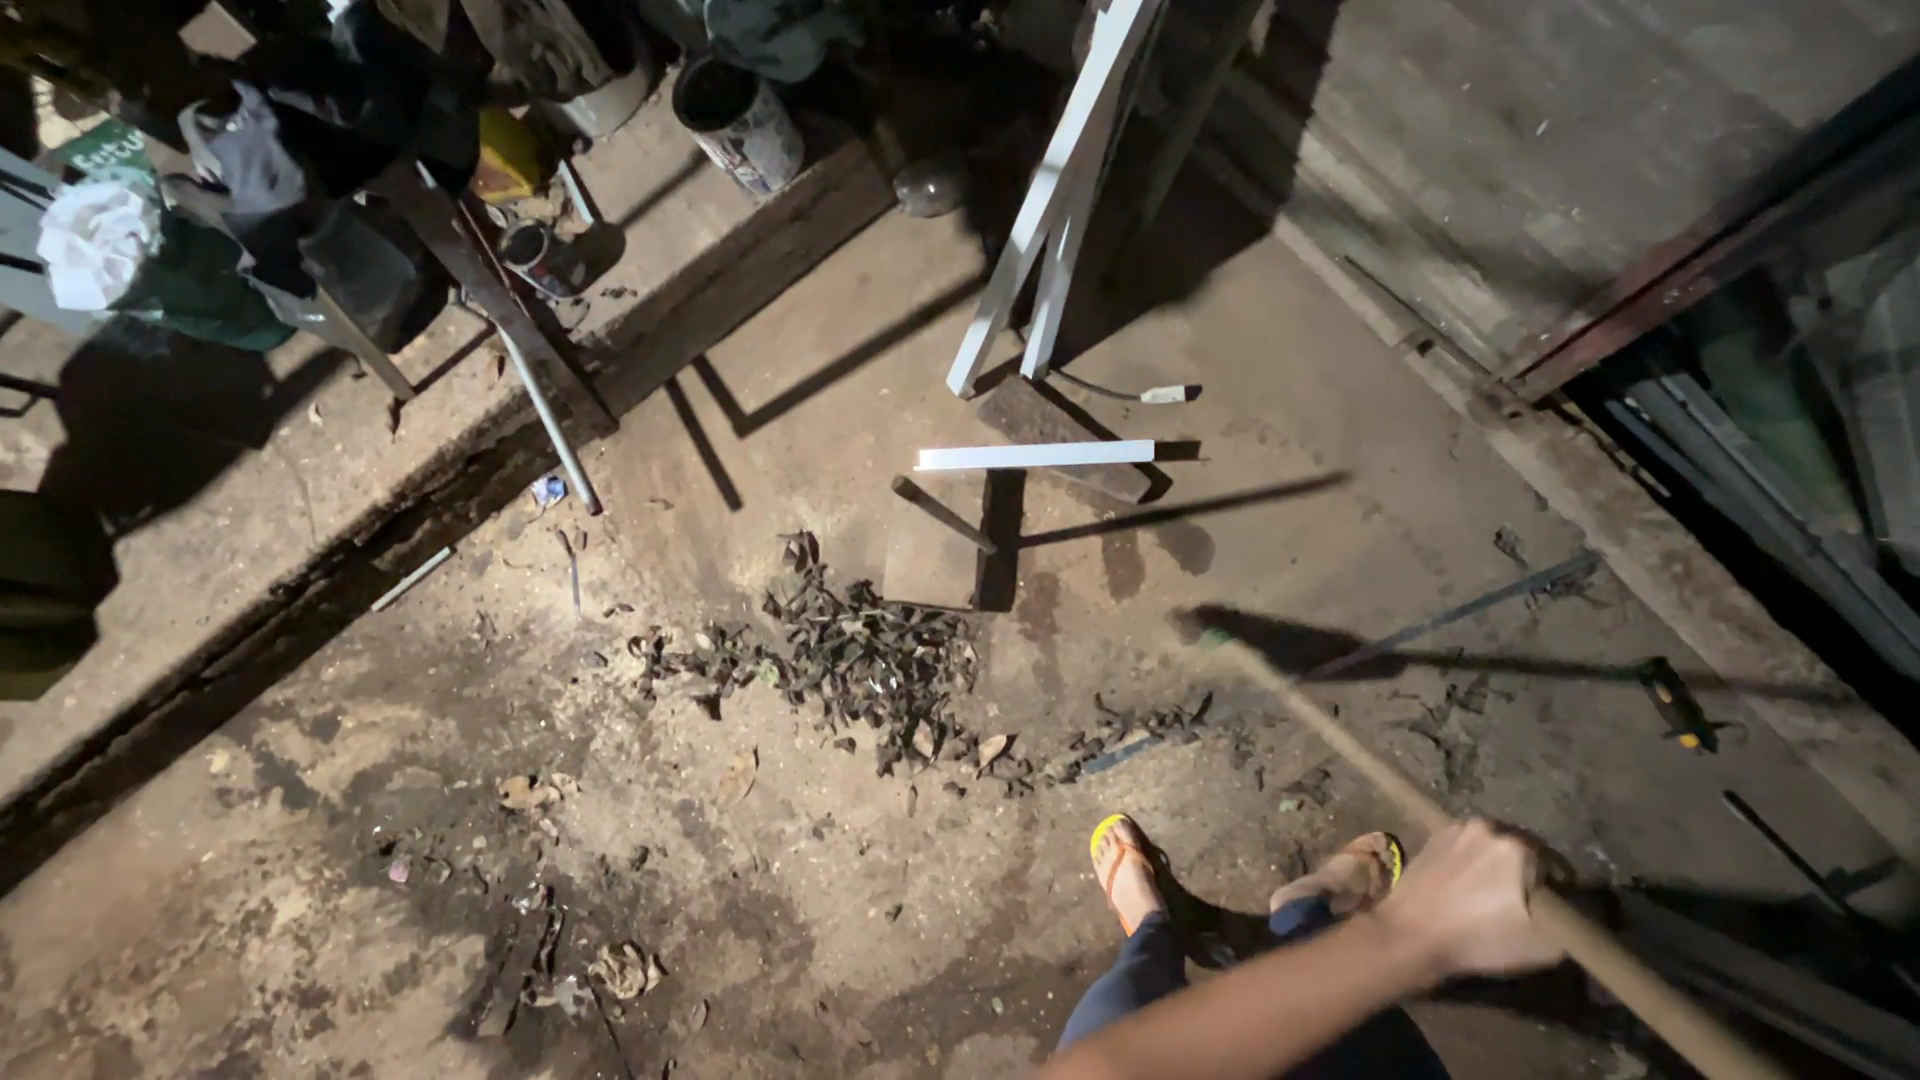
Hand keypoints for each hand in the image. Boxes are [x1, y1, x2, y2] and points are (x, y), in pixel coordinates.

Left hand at [1371, 818, 1564, 982]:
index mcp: (1517, 847)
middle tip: (1518, 904)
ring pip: (1490, 848)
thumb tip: (1578, 906)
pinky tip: (1464, 887)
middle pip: (1520, 852)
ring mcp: (1454, 829)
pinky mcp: (1431, 837)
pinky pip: (1464, 848)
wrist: (1412, 931)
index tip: (1548, 912)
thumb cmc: (1480, 938)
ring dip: (1496, 866)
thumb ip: (1573, 921)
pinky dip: (1470, 863)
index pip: (1554, 867)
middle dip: (1524, 874)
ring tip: (1489, 897)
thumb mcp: (1546, 944)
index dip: (1556, 892)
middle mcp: (1486, 827)